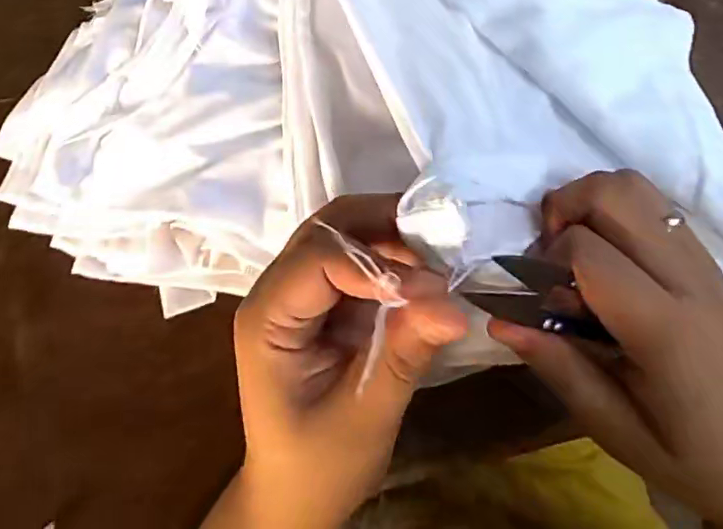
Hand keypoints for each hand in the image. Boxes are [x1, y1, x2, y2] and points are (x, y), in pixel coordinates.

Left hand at [203, 194, 467, 528]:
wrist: (293, 495)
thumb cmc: (318, 466)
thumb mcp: (366, 417)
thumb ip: (404, 354)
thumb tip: (455, 308)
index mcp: (267, 318)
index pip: (318, 260)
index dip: (374, 264)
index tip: (430, 287)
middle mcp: (274, 289)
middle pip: (326, 228)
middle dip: (382, 227)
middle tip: (436, 246)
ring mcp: (295, 288)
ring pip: (340, 230)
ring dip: (388, 234)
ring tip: (434, 258)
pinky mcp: (318, 296)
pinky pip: (352, 253)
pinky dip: (388, 252)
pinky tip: (419, 270)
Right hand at [487, 170, 722, 528]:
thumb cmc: (695, 460)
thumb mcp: (617, 431)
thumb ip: (559, 366)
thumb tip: (499, 317)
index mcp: (666, 329)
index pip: (588, 249)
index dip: (547, 260)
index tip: (541, 296)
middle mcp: (688, 279)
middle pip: (613, 193)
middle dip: (563, 206)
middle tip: (550, 252)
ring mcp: (705, 262)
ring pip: (635, 185)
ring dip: (591, 199)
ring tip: (577, 244)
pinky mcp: (710, 259)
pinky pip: (655, 204)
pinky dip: (618, 209)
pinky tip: (611, 254)